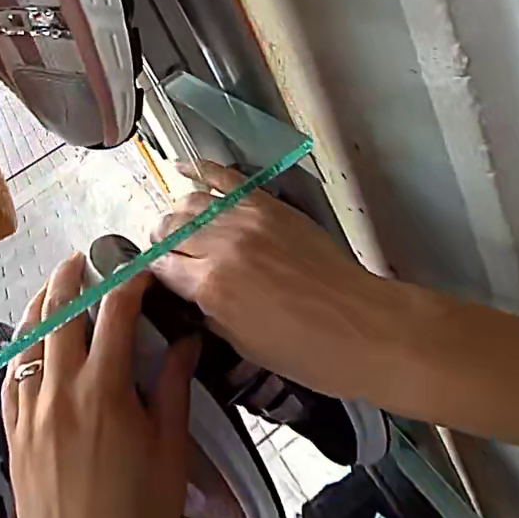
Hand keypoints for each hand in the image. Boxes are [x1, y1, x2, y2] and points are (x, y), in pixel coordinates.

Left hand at [4, 254, 197, 517]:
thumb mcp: (171, 449)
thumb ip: (173, 385)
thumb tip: (184, 340)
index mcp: (104, 390)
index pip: (114, 311)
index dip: (129, 280)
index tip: (140, 267)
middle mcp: (60, 391)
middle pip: (61, 312)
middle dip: (73, 275)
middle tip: (84, 258)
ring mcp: (29, 412)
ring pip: (28, 338)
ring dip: (41, 304)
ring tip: (53, 285)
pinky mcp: (12, 436)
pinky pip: (10, 378)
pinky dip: (20, 349)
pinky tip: (29, 342)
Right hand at [150, 161, 425, 404]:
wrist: (363, 328)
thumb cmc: (307, 350)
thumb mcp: (243, 345)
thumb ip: (208, 312)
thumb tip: (190, 292)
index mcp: (211, 286)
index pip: (161, 267)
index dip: (155, 272)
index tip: (157, 276)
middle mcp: (221, 245)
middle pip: (170, 229)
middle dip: (162, 242)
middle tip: (169, 254)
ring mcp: (246, 219)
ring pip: (190, 202)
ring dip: (177, 214)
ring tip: (178, 224)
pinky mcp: (268, 205)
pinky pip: (225, 177)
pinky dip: (200, 168)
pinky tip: (182, 167)